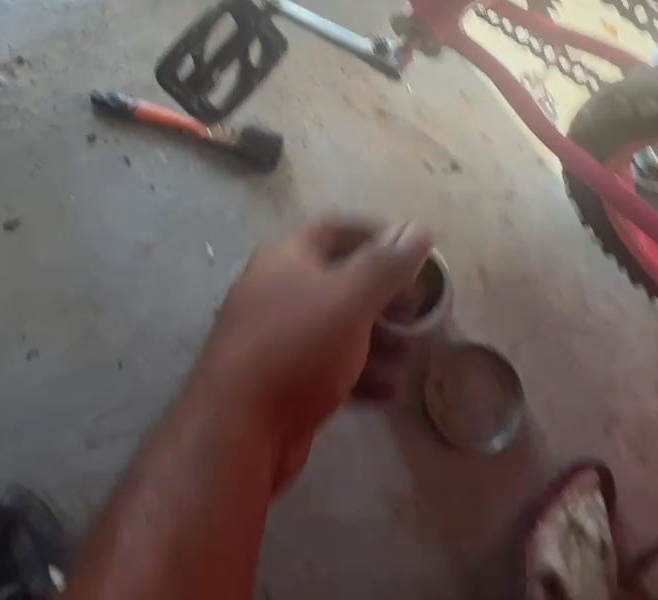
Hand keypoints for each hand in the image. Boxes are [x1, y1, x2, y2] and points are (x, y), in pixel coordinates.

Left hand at [189, 218, 432, 490]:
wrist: (238, 430)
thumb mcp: (349, 299)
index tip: (419, 252)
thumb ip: (386, 265)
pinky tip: (390, 390)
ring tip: (412, 354)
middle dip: (384, 294)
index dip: (380, 234)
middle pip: (342, 278)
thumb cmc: (296, 347)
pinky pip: (329, 364)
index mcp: (287, 256)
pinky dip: (360, 371)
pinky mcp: (284, 377)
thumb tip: (419, 228)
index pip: (338, 227)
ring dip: (379, 337)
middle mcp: (279, 288)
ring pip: (339, 324)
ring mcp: (279, 335)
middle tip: (419, 311)